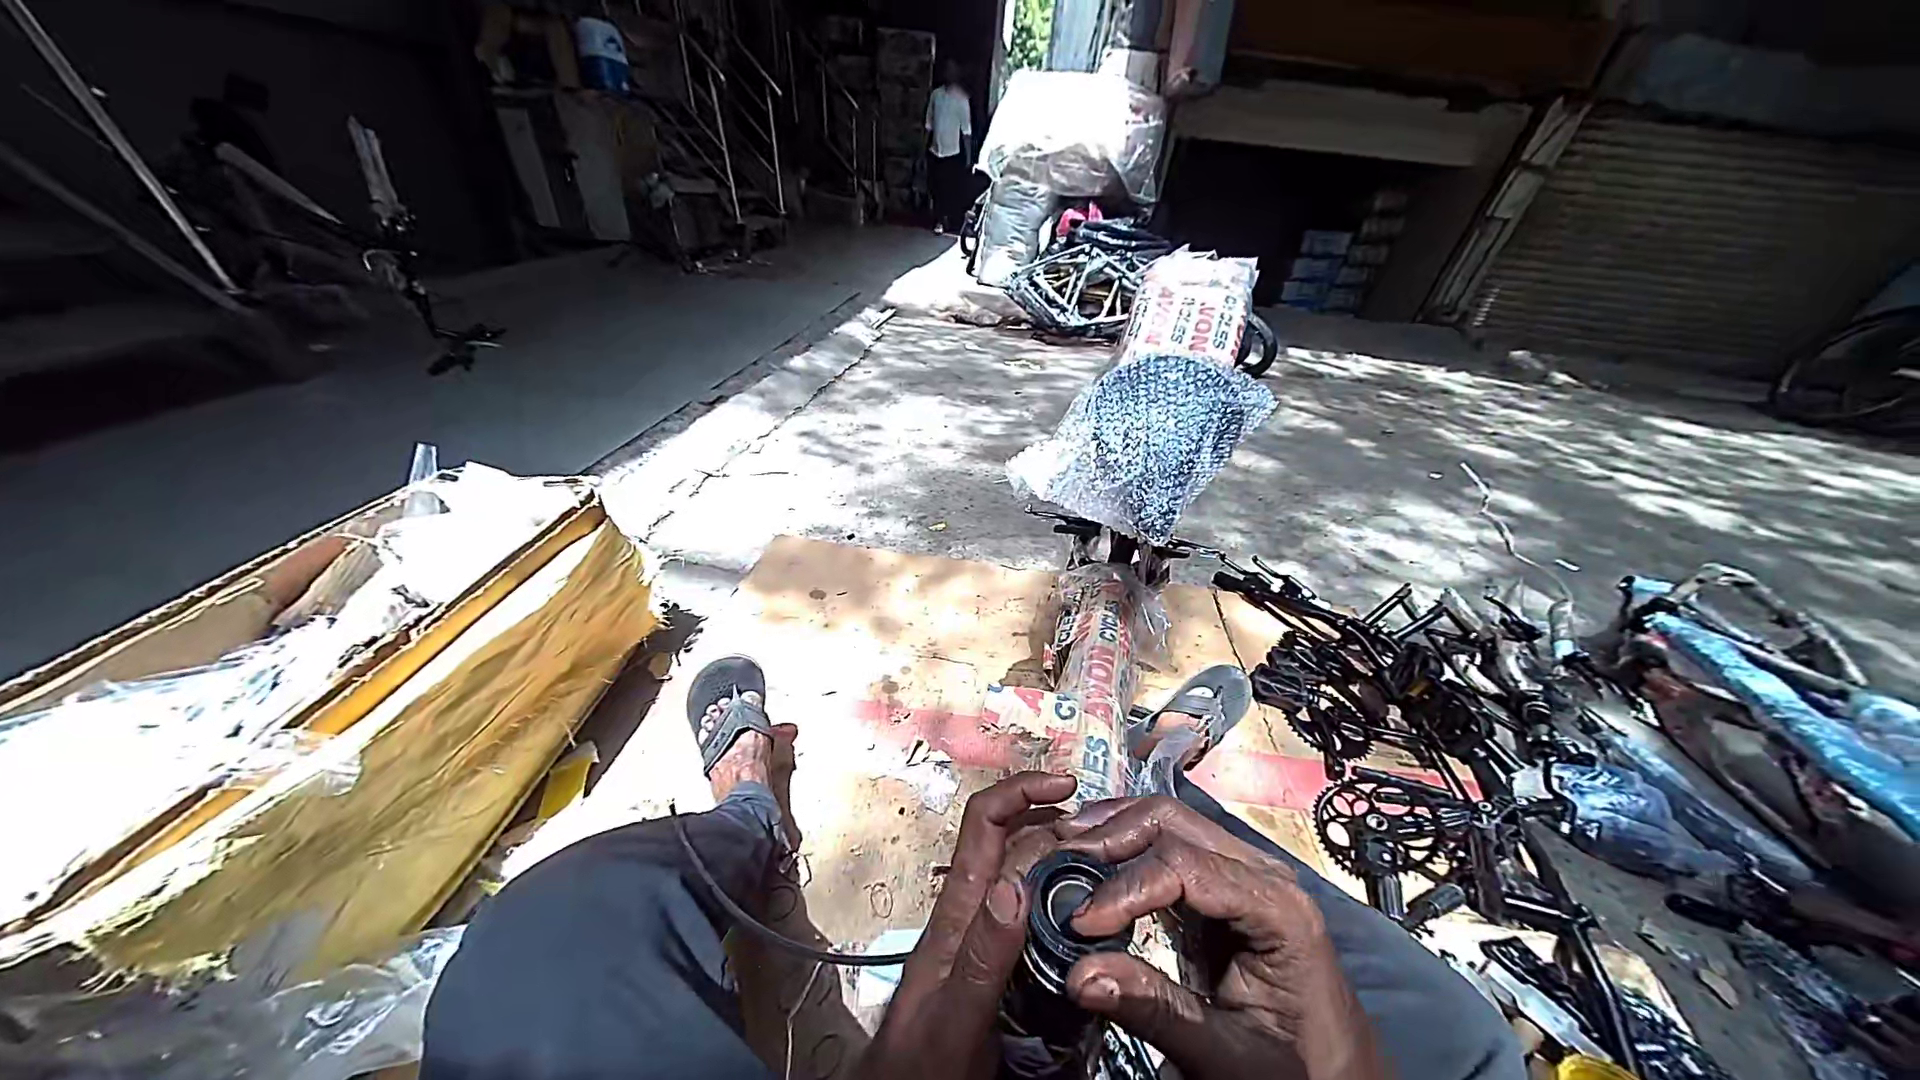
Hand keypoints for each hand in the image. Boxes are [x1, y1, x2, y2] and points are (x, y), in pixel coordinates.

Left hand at [860, 772, 1076, 1078]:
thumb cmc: (921, 1062)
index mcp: (959, 907)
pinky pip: (1032, 904)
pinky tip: (1084, 906)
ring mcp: (985, 926)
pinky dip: (1059, 889)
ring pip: (1024, 866)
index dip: (1020, 790)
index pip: (984, 821)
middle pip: (1012, 836)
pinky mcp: (997, 952)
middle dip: (1054, 821)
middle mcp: (973, 904)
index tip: (1066, 785)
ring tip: (1102, 861)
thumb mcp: (954, 1015)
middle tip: (1104, 839)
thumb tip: (1013, 887)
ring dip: (1059, 851)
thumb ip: (981, 958)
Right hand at [1055, 796, 1390, 1079]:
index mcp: (1277, 910)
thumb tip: (1078, 975)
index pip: (1184, 866)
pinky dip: (1128, 839)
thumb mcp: (1224, 1055)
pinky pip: (1171, 839)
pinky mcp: (1225, 876)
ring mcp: (1245, 867)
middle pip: (1173, 822)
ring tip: (1067, 845)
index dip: (1126, 886)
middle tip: (1060, 859)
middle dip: (1112, 836)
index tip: (1081, 920)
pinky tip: (1096, 851)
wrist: (1338, 1078)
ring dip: (1115, 828)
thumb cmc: (1292, 1072)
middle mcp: (1263, 871)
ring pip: (1168, 818)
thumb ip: (1153, 1009)